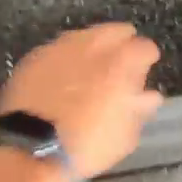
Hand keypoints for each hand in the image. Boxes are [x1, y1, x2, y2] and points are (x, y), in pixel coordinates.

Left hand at [0, 23, 165, 177]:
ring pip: (84, 36)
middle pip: (115, 31)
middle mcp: (92, 45)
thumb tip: (148, 95)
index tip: (144, 70)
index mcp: (121, 62)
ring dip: (91, 48)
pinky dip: (64, 59)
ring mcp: (61, 47)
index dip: (147, 59)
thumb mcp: (125, 135)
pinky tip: (62, 76)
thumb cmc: (88, 145)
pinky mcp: (36, 56)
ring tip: (89, 70)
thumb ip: (139, 109)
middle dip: (121, 44)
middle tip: (118, 65)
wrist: (33, 150)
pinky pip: (57, 50)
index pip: (145, 47)